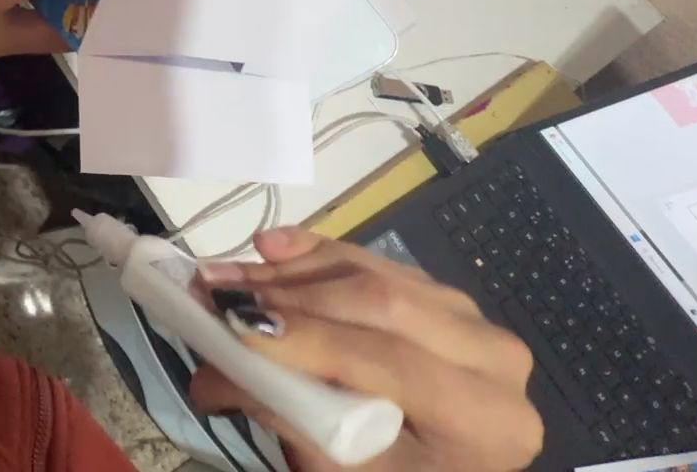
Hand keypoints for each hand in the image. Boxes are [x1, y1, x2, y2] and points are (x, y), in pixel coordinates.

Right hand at [191, 227, 541, 471]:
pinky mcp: (428, 285)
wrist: (435, 465)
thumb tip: (205, 380)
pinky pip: (359, 256)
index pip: (395, 362)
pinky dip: (306, 250)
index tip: (237, 327)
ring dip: (282, 272)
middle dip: (287, 295)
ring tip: (221, 276)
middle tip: (216, 295)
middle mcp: (490, 356)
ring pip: (362, 270)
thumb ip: (285, 415)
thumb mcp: (344, 469)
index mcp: (488, 418)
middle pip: (379, 302)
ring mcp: (462, 311)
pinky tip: (264, 247)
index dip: (314, 338)